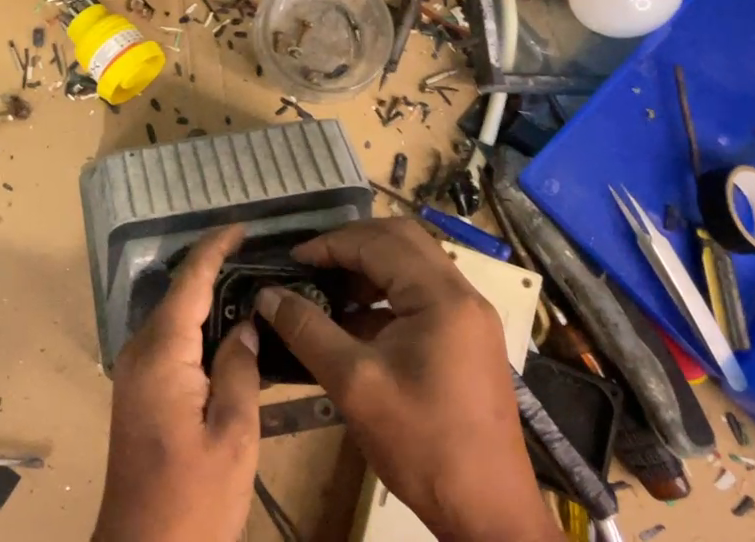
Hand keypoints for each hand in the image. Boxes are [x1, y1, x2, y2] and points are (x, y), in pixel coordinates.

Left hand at [93, 226, 258, 541]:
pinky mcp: (139, 391)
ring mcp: (135, 372)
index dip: (214, 249)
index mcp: (162, 354)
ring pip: (174, 319)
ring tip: (253, 286)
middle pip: (179, 296)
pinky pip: (170, 343)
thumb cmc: (194, 497)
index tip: (242, 226)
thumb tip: (244, 324)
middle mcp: (140, 352)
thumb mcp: (233, 435)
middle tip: (262, 258)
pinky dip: (198, 328)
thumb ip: (239, 371)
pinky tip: (229, 333)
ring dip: (207, 300)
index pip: (189, 283)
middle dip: (215, 271)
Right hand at [254, 218, 558, 541]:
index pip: (377, 243)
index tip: (289, 261)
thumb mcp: (353, 384)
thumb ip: (307, 330)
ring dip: (367, 268)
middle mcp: (462, 297)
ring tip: (325, 290)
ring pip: (413, 266)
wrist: (488, 513)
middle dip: (350, 245)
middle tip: (309, 264)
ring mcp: (469, 319)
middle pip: (402, 240)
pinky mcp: (467, 342)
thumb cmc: (421, 444)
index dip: (328, 245)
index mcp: (442, 298)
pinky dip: (384, 296)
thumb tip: (266, 294)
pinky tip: (352, 323)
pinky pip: (421, 296)